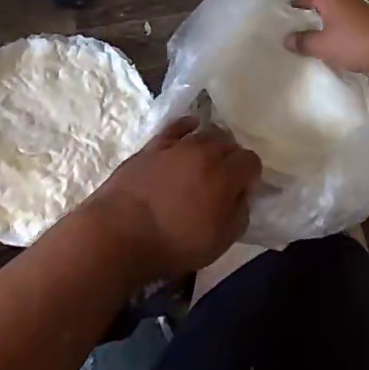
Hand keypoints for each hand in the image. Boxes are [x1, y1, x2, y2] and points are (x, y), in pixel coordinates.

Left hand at [78, 118, 261, 283]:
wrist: (117, 233)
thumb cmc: (172, 243)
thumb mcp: (219, 241)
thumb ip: (240, 214)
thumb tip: (242, 196)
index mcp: (226, 174)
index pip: (251, 162)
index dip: (251, 177)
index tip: (242, 193)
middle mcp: (205, 151)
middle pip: (230, 143)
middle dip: (232, 158)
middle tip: (224, 179)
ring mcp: (178, 145)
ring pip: (206, 132)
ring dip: (213, 144)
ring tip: (206, 161)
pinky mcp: (153, 145)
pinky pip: (177, 126)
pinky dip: (188, 126)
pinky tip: (191, 128)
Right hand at [285, 0, 368, 76]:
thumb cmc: (353, 44)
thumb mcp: (323, 46)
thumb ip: (303, 41)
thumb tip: (286, 39)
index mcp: (332, 0)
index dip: (295, 3)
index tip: (286, 12)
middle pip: (324, 1)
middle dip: (311, 10)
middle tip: (299, 22)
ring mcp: (362, 9)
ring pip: (338, 10)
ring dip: (328, 19)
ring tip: (317, 31)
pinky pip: (349, 19)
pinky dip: (340, 25)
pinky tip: (338, 37)